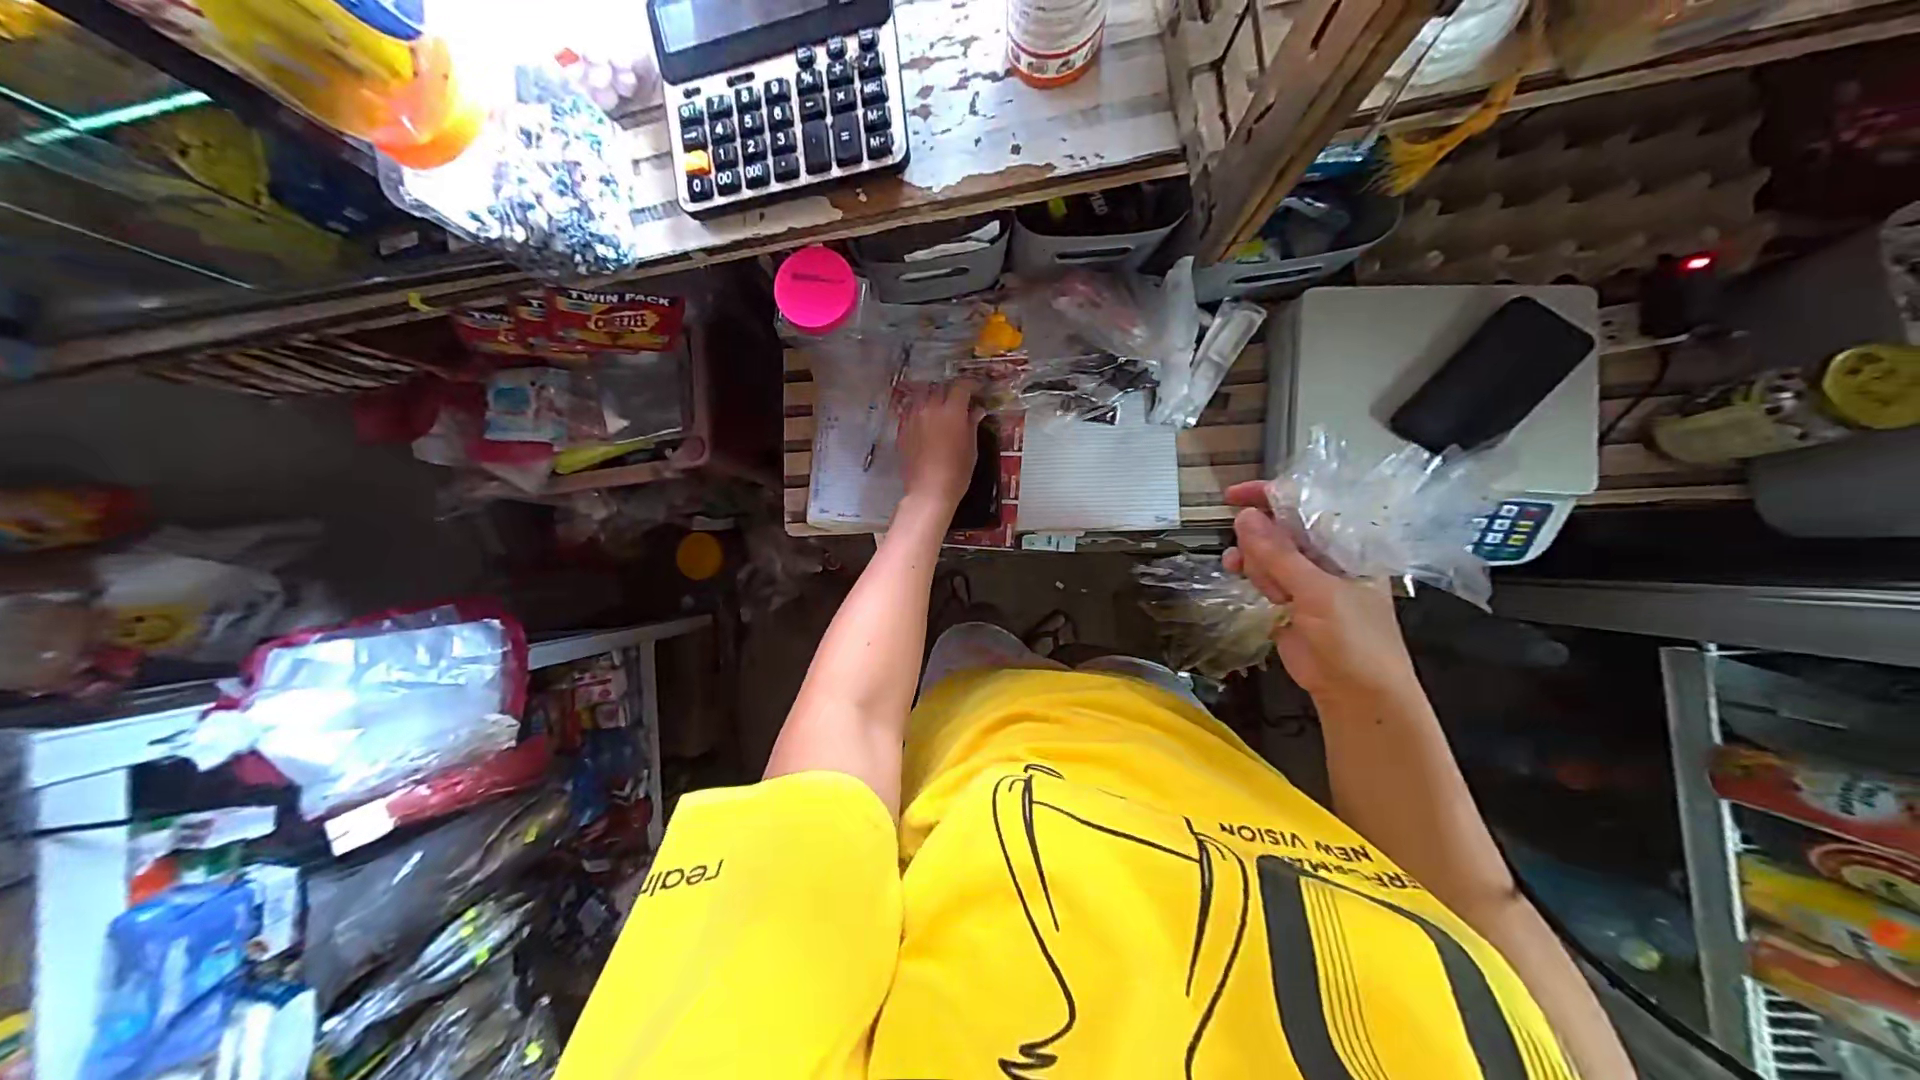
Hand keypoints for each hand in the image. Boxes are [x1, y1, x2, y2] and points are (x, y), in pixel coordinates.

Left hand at [897, 381, 982, 510]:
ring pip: (921, 395)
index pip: (961, 386)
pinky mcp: (902, 429)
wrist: (928, 492)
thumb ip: (972, 424)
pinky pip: (909, 410)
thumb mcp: (971, 448)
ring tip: (939, 405)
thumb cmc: (956, 473)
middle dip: (951, 390)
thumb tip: (976, 410)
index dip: (971, 385)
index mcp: (951, 411)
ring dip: (932, 396)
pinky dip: (918, 408)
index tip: (976, 389)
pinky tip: (924, 418)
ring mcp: (913, 417)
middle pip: (940, 388)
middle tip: (959, 399)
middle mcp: (930, 408)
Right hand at [1221, 480, 1419, 707]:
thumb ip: (1278, 554)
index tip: (1234, 495)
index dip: (1272, 496)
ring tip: (1247, 571)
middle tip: (1248, 551)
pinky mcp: (1290, 599)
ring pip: (1268, 551)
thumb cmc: (1353, 639)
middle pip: (1283, 526)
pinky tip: (1236, 570)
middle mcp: (1328, 556)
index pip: (1309, 506)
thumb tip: (1244, 515)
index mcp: (1348, 545)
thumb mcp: (1316, 592)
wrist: (1356, 694)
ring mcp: (1307, 578)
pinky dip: (1250, 571)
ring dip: (1252, 555)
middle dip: (1258, 533)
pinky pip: (1264, 574)